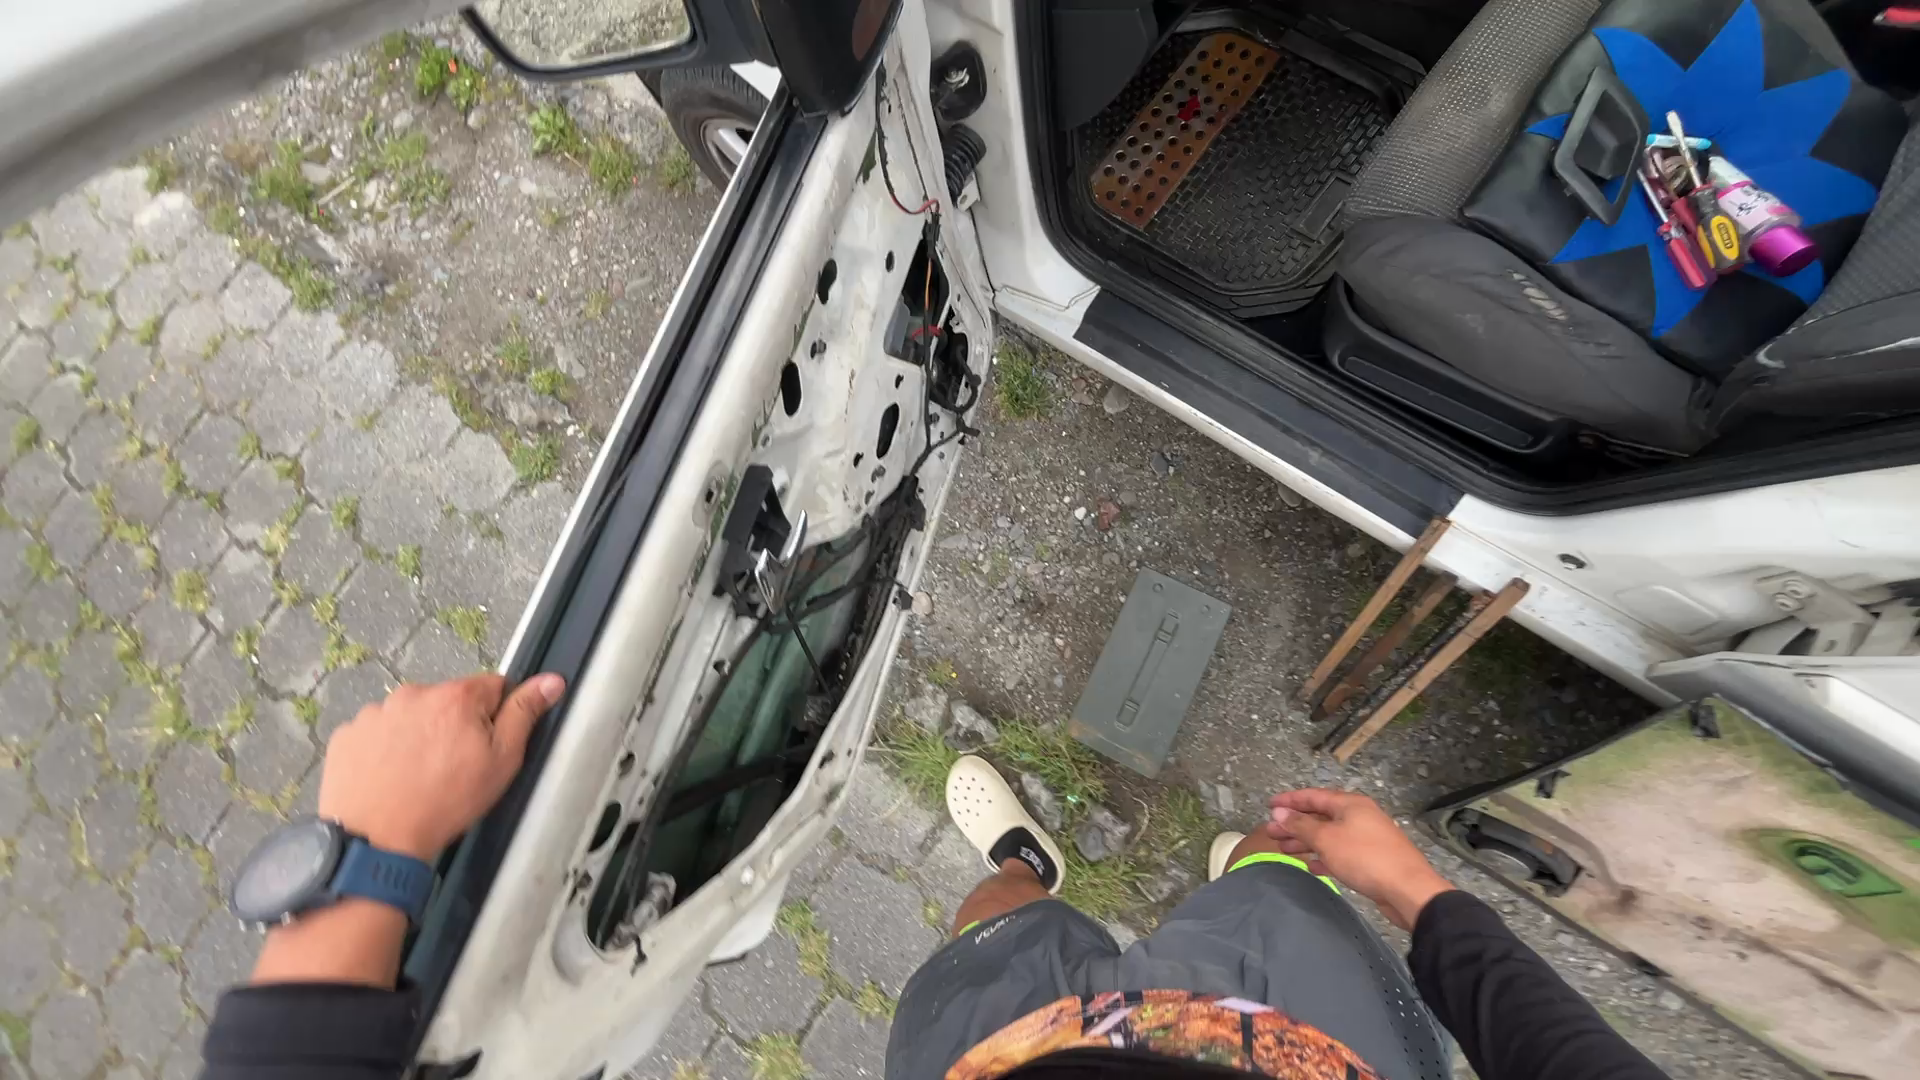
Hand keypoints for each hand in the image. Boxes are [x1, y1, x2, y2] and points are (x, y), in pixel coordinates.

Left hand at [318, 673, 564, 860]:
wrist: (375, 842)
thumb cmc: (448, 800)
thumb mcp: (502, 759)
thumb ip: (524, 713)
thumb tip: (552, 680)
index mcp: (456, 696)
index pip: (493, 687)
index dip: (496, 715)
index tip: (485, 745)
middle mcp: (413, 693)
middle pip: (450, 699)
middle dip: (456, 722)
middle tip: (454, 763)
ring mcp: (373, 713)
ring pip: (413, 713)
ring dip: (421, 731)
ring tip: (419, 771)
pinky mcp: (345, 735)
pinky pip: (378, 730)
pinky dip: (387, 745)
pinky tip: (390, 773)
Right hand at [1265, 788, 1453, 929]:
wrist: (1410, 892)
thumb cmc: (1364, 857)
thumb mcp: (1326, 838)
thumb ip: (1300, 825)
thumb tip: (1279, 813)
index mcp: (1349, 804)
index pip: (1312, 796)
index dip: (1289, 801)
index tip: (1269, 807)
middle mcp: (1358, 816)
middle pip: (1319, 817)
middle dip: (1294, 825)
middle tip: (1270, 833)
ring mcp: (1367, 838)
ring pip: (1329, 836)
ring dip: (1306, 842)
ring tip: (1284, 849)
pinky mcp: (1372, 860)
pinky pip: (1341, 853)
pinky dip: (1324, 857)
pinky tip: (1311, 867)